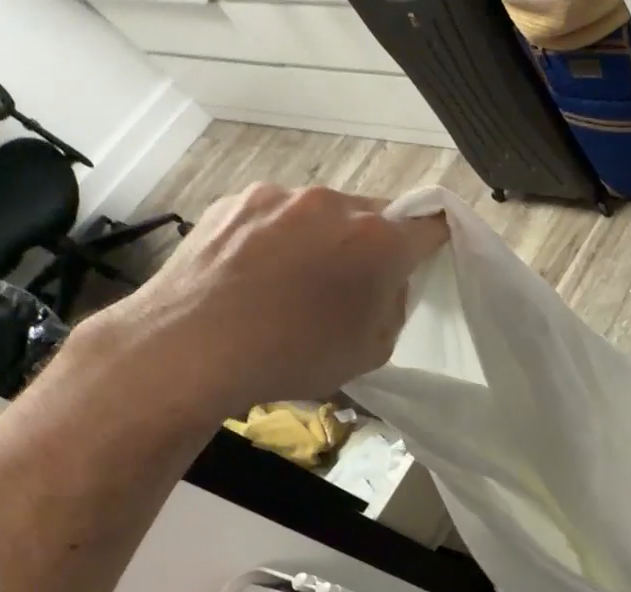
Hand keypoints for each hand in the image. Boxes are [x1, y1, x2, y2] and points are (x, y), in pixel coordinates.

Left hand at [73, 184, 447, 422]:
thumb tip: (383, 280)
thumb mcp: (376, 346)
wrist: (192, 347)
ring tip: (303, 283)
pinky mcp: (232, 201)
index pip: (431, 226)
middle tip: (361, 285)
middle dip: (377, 245)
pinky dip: (284, 239)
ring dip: (328, 240)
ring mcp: (277, 197)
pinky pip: (278, 215)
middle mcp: (332, 205)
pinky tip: (265, 276)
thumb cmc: (298, 354)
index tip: (431, 263)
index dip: (437, 243)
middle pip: (376, 216)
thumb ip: (393, 303)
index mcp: (379, 240)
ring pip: (324, 214)